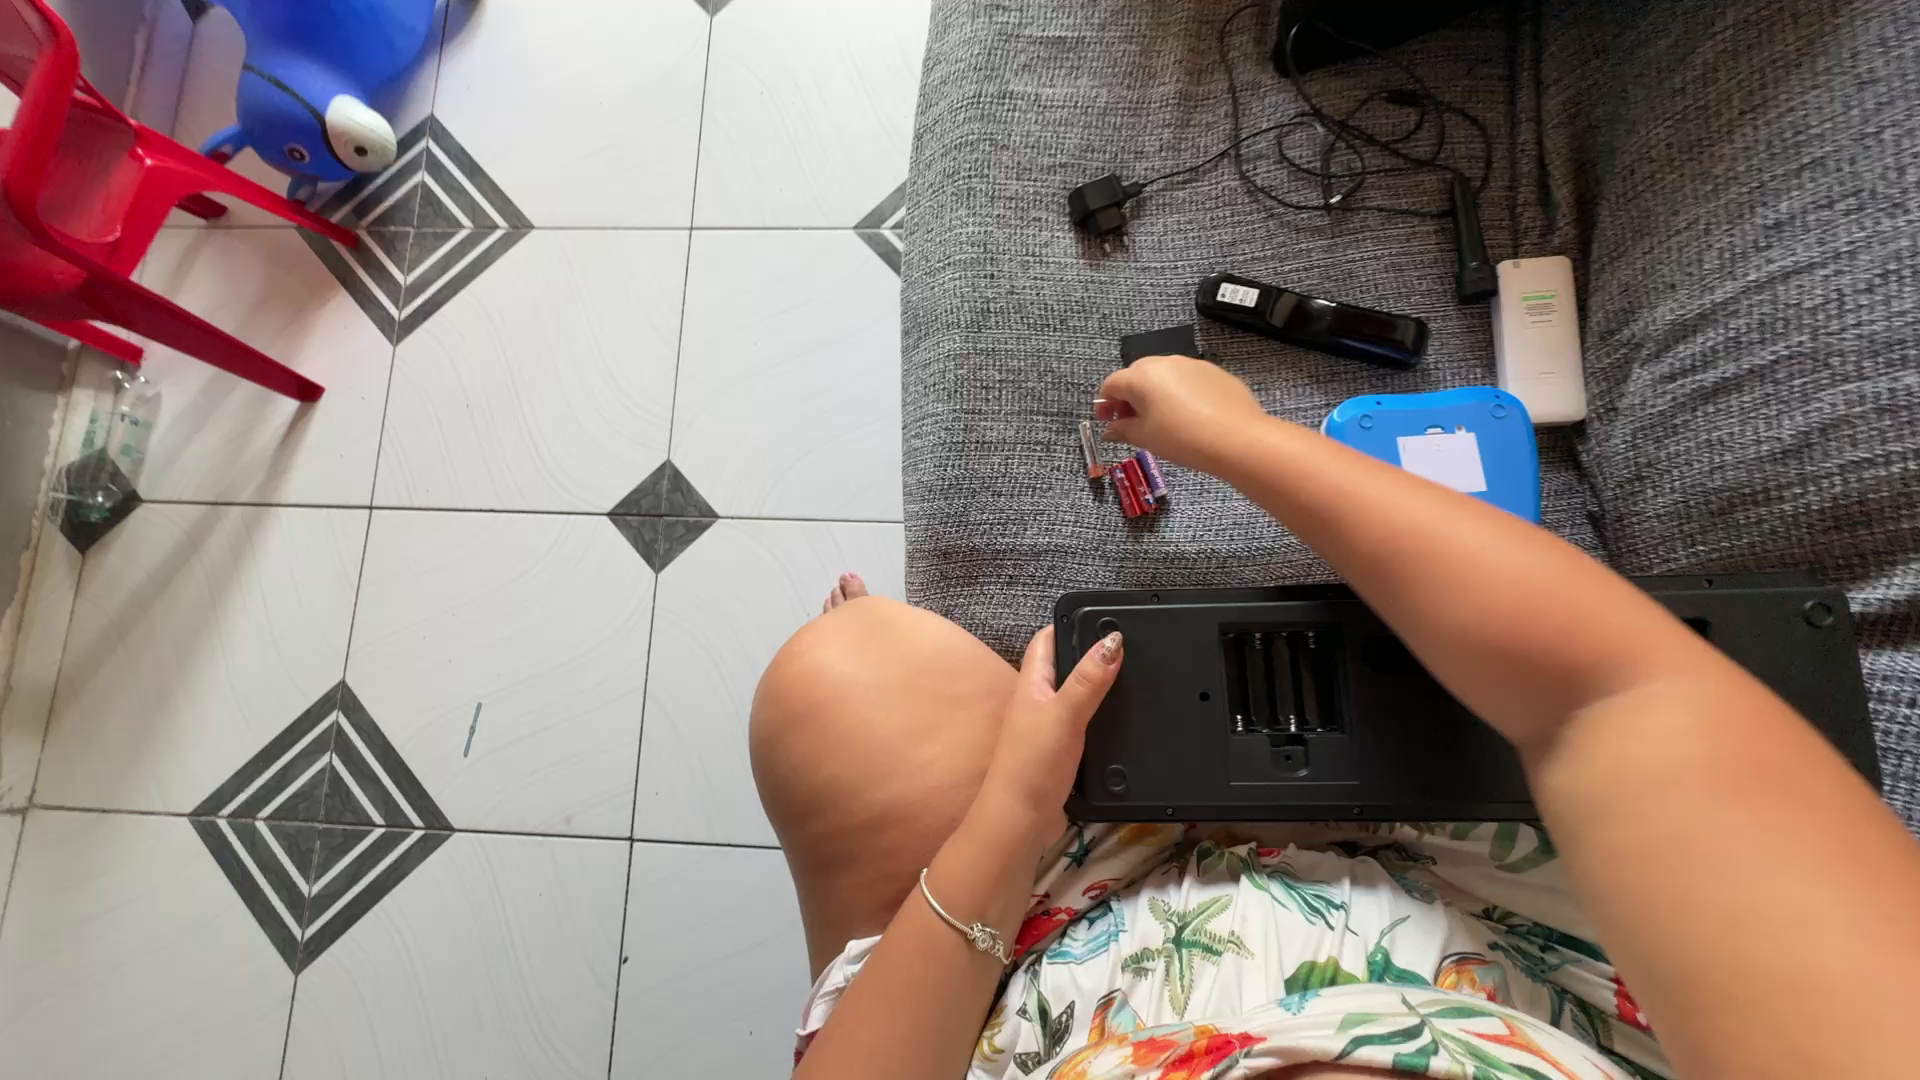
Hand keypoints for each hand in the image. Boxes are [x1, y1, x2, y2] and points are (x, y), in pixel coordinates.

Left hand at [972, 626, 1123, 853]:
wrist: (1020, 820)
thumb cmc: (1034, 763)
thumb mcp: (1064, 714)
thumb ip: (1088, 680)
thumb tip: (1113, 640)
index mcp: (1033, 683)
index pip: (1047, 641)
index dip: (1070, 624)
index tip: (1101, 615)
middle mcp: (1037, 701)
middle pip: (1064, 666)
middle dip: (1089, 653)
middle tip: (1127, 645)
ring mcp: (1047, 727)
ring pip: (1074, 695)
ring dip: (1097, 686)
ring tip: (1132, 677)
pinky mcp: (1059, 752)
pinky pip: (1082, 723)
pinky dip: (1099, 717)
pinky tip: (1120, 721)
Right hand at [1095, 354, 1268, 471]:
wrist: (1237, 438)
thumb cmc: (1182, 438)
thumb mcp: (1146, 438)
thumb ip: (1122, 430)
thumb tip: (1110, 429)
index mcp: (1142, 376)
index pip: (1112, 384)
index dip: (1105, 404)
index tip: (1108, 422)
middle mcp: (1165, 362)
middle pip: (1136, 375)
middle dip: (1129, 397)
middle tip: (1132, 422)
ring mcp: (1192, 364)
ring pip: (1163, 376)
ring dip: (1154, 394)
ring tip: (1162, 420)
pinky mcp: (1214, 372)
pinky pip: (1187, 380)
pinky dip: (1179, 393)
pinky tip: (1189, 416)